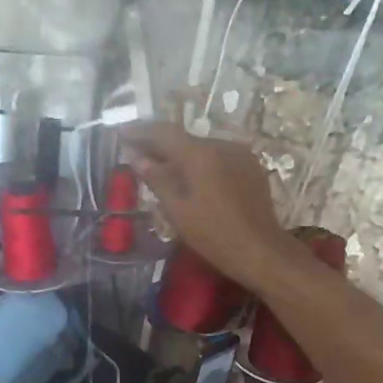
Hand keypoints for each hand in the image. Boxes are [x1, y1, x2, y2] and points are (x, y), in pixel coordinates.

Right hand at [121, 122, 306, 291]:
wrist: (262, 251)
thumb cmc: (214, 235)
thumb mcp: (178, 210)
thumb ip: (157, 179)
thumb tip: (137, 157)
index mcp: (200, 154)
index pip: (164, 132)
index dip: (140, 131)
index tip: (121, 134)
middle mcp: (222, 145)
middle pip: (183, 138)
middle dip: (158, 144)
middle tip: (136, 153)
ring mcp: (240, 154)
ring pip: (201, 148)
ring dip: (179, 155)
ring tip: (160, 168)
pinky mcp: (251, 167)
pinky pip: (218, 157)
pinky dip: (199, 163)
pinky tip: (191, 178)